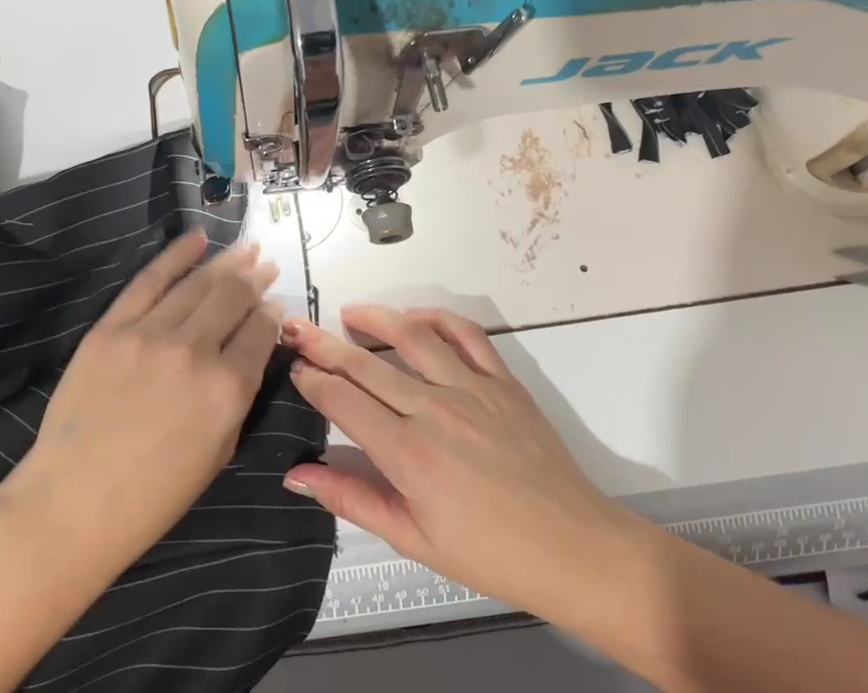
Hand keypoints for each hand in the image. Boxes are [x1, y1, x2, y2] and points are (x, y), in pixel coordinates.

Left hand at [0, 231, 282, 563]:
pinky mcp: (110, 328)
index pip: (260, 330)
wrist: (76, 501)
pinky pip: (149, 280)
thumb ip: (239, 395)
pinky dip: (175, 256)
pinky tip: (197, 240)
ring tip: (243, 249)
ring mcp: (148, 334)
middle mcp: (194, 350)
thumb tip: (251, 350)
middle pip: (232, 297)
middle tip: (265, 265)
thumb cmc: (156, 494)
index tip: (274, 304)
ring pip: (197, 283)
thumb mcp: (220, 450)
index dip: (271, 313)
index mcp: (228, 388)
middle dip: (254, 278)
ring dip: (225, 262)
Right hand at [282, 305, 642, 612]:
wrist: (573, 547)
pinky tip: (414, 318)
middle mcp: (434, 410)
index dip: (312, 380)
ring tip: (349, 313)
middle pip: (365, 363)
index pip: (343, 400)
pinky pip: (466, 334)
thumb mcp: (413, 538)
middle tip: (297, 328)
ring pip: (412, 336)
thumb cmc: (489, 554)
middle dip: (324, 343)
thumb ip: (351, 499)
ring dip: (375, 318)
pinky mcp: (503, 382)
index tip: (294, 368)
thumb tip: (297, 474)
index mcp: (407, 454)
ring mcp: (472, 389)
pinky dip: (436, 318)